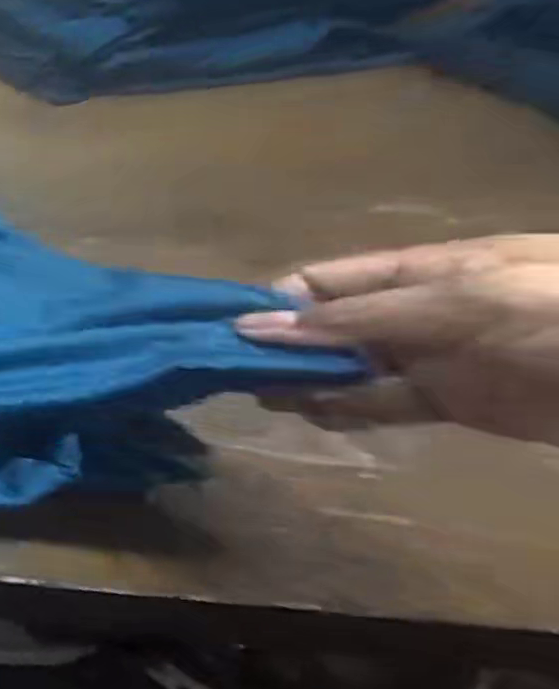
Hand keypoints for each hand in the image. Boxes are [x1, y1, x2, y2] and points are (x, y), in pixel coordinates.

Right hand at [234, 235, 558, 444]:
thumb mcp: (462, 302)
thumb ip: (354, 319)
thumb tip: (249, 327)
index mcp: (417, 272)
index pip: (318, 282)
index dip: (270, 301)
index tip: (225, 329)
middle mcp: (414, 313)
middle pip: (324, 326)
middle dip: (277, 345)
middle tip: (229, 371)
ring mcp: (435, 359)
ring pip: (344, 368)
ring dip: (301, 380)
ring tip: (262, 396)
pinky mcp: (454, 403)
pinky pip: (381, 404)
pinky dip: (342, 410)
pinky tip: (310, 415)